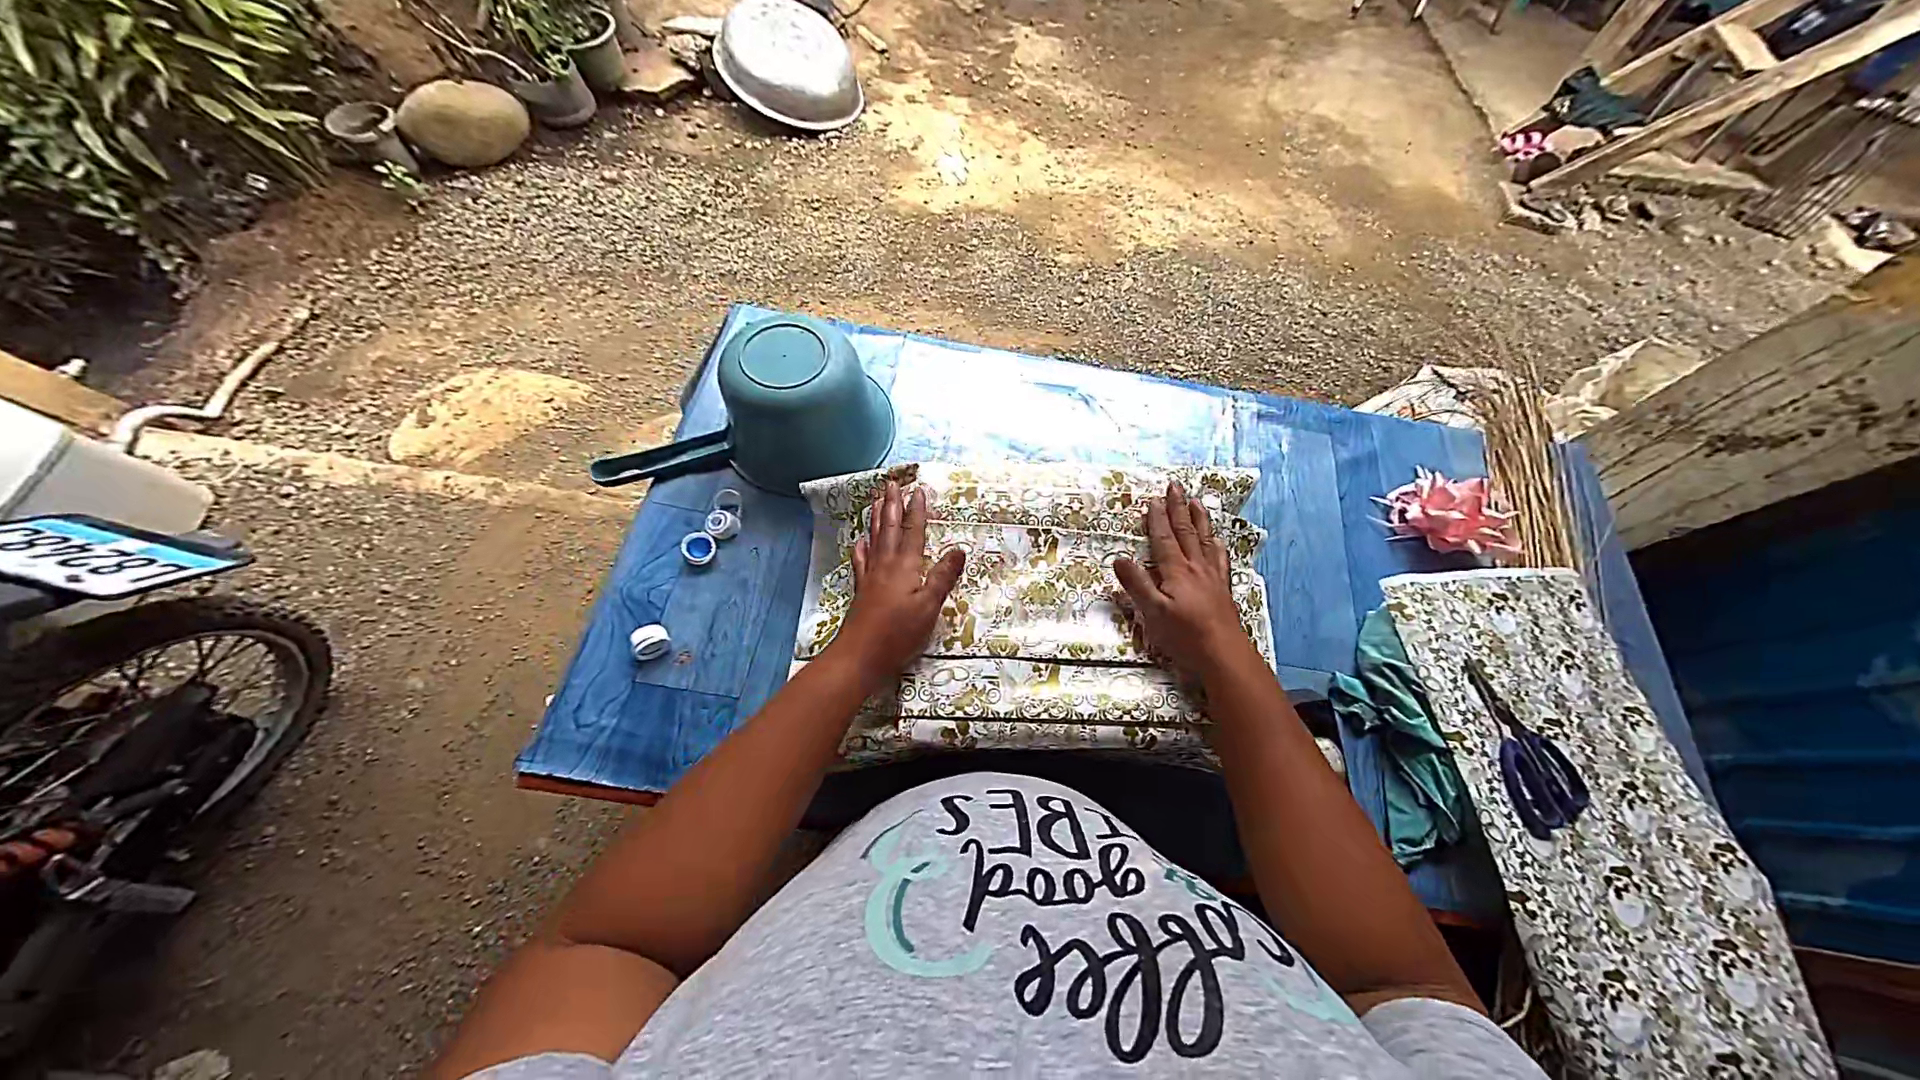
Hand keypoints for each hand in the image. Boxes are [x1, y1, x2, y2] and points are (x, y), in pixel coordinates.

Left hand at [833, 481, 965, 690]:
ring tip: (878, 501)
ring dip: (878, 519)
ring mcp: (871, 577)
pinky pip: (861, 560)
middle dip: (893, 505)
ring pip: (875, 540)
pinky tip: (860, 541)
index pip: (913, 532)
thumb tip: (959, 549)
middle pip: (890, 529)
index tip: (919, 490)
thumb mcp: (929, 606)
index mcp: (905, 566)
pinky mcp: (862, 590)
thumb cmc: (898, 633)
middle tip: (892, 484)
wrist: (860, 655)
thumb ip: (943, 576)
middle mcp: (886, 565)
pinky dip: (862, 547)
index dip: (917, 511)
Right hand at [1112, 480, 1256, 680]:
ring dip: (1199, 520)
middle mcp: (1196, 569)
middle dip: (1178, 509)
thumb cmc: (1185, 636)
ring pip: (1204, 541)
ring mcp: (1212, 578)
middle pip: (1185, 532)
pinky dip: (1215, 545)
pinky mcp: (1222, 590)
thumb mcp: (1153, 612)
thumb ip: (1136, 584)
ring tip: (1196, 502)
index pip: (1164, 539)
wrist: (1224, 656)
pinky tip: (1216, 541)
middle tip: (1175, 487)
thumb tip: (1119, 558)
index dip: (1157, 519)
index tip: (1153, 500)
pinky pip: (1219, 559)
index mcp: (1177, 572)